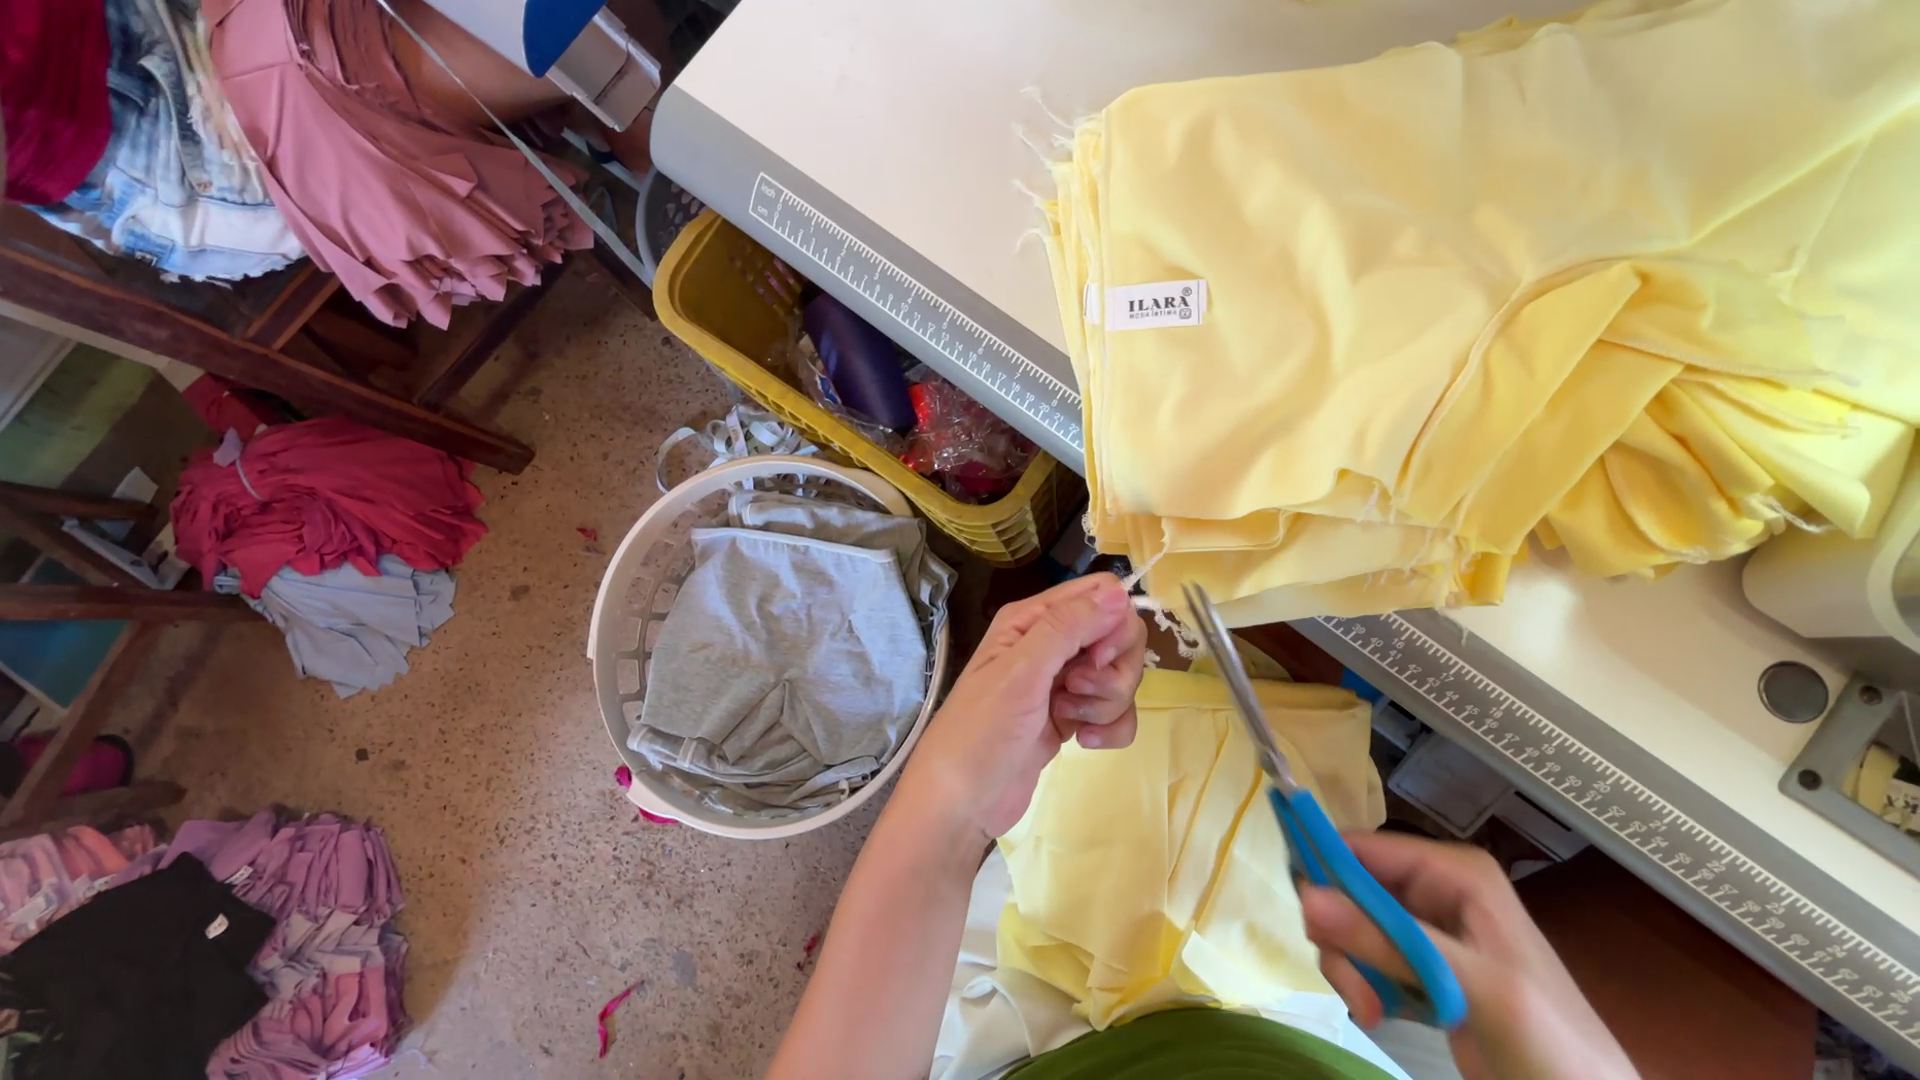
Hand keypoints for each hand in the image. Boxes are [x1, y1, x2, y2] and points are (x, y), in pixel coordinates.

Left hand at [901, 573, 1146, 840]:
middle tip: (1078, 690)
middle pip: (1119, 635)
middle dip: (1113, 669)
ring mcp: (1063, 682)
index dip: (1113, 622)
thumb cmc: (981, 731)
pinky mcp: (1073, 717)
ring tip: (1071, 720)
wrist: (962, 802)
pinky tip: (1084, 743)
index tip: (1099, 656)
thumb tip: (1121, 593)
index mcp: (1032, 619)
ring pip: (1119, 676)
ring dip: (1107, 702)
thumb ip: (1069, 627)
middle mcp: (1050, 643)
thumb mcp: (1022, 672)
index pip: (1100, 594)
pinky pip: (1115, 711)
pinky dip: (1110, 727)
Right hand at [1300, 832, 1638, 1079]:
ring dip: (1349, 966)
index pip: (1363, 847)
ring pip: (1350, 924)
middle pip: (1349, 888)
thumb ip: (1389, 941)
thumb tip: (1306, 897)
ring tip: (1370, 1008)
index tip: (1308, 919)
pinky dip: (1361, 984)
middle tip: (1351, 981)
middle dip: (1340, 935)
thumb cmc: (1550, 1039)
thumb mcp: (1470, 986)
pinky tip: (1379, 1012)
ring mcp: (1426, 928)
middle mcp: (1435, 889)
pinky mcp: (1419, 966)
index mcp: (1454, 872)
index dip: (1325, 873)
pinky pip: (1364, 956)